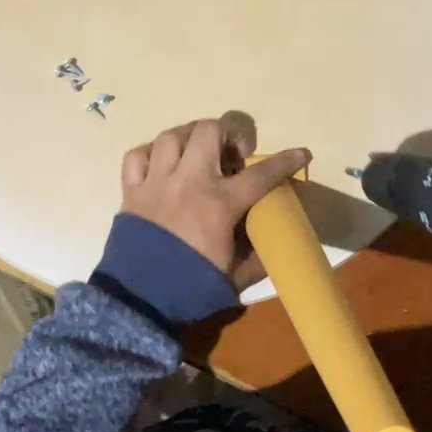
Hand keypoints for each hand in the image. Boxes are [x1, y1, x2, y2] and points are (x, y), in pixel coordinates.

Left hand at [120, 112, 310, 289]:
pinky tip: (161, 163)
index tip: (301, 154)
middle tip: (234, 150)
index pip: (260, 175)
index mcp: (220, 204)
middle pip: (208, 131)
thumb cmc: (193, 288)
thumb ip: (258, 259)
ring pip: (171, 136)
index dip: (285, 162)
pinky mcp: (131, 191)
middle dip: (228, 132)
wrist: (141, 300)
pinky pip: (137, 156)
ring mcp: (156, 183)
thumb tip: (274, 247)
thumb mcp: (236, 278)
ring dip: (189, 137)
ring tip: (197, 150)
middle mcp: (189, 182)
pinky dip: (150, 153)